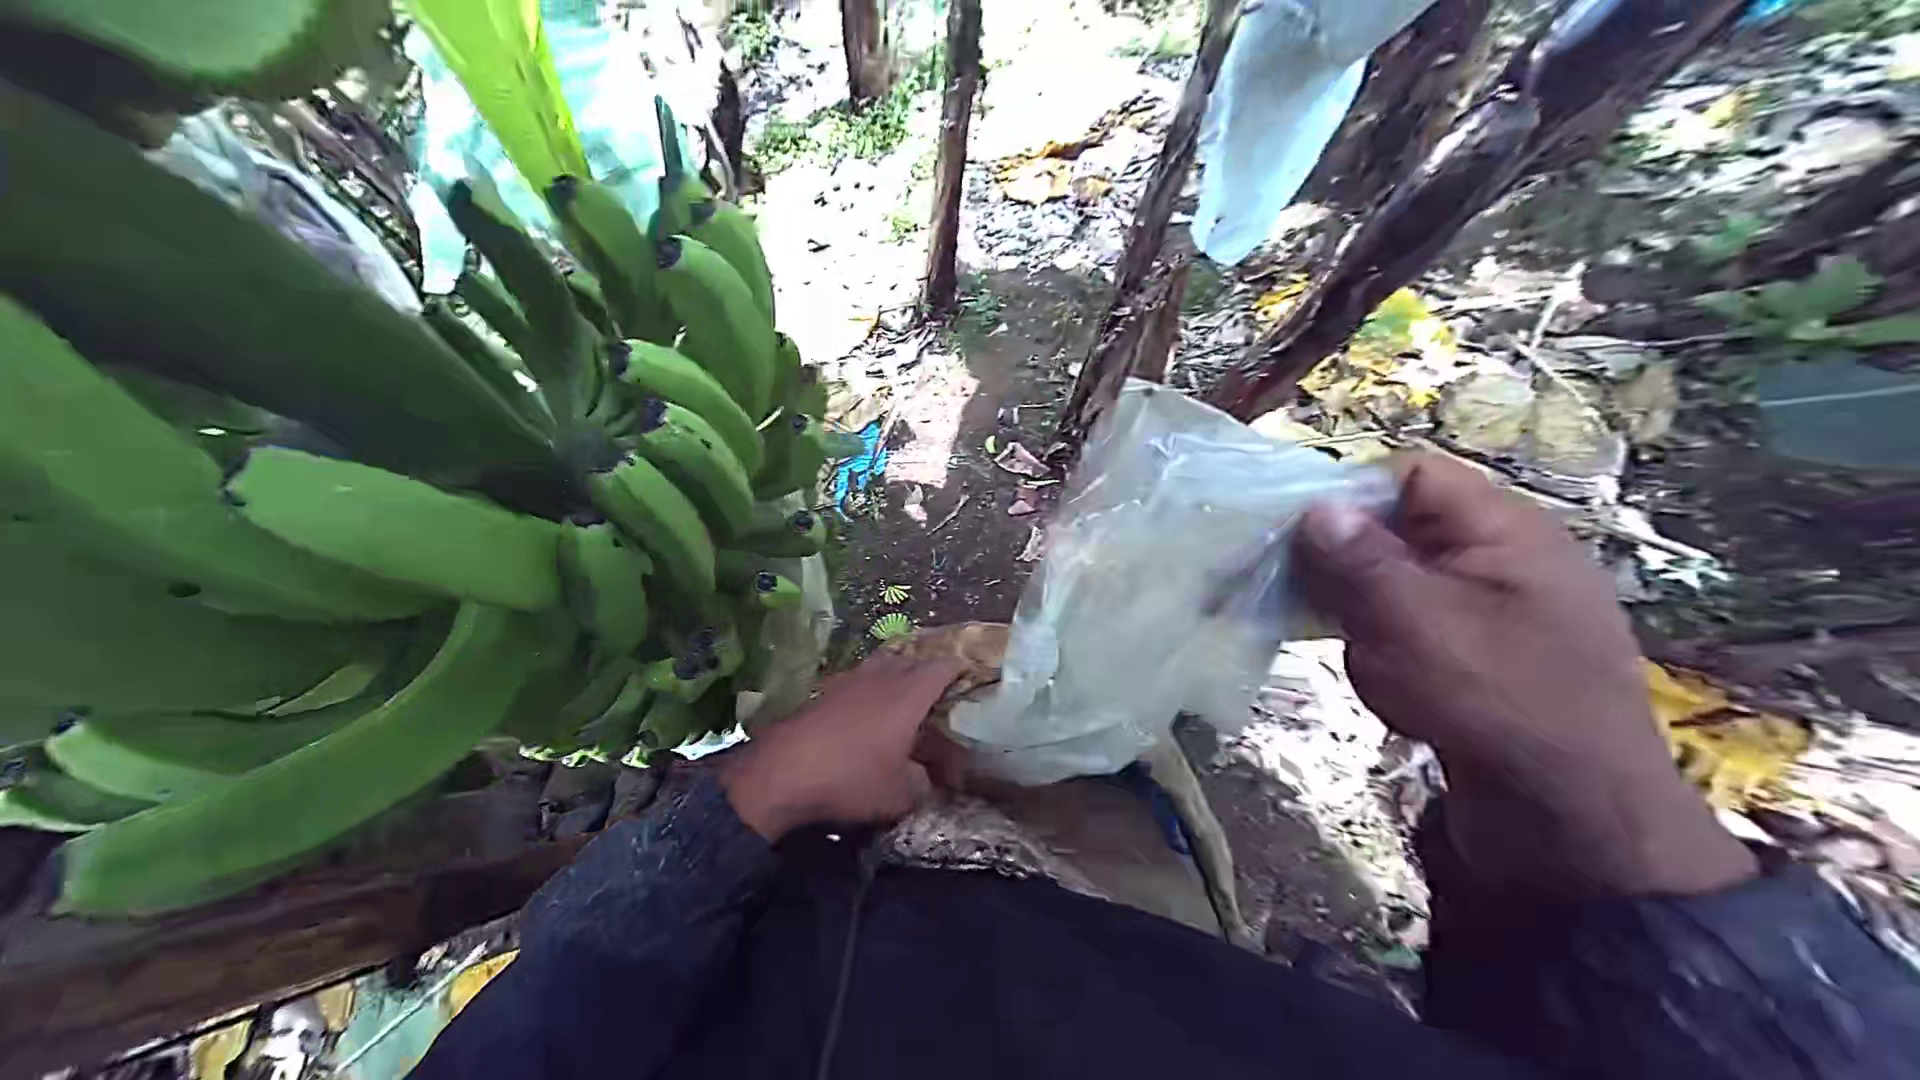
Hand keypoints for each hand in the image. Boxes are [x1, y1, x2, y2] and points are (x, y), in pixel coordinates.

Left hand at [720, 652, 966, 840]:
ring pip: (882, 663)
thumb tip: (932, 776)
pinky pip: (858, 678)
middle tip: (942, 683)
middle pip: (912, 657)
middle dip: (930, 666)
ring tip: (905, 688)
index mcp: (909, 693)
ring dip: (897, 670)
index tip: (971, 673)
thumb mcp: (901, 794)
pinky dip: (870, 685)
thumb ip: (925, 782)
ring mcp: (850, 680)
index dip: (960, 667)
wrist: (782, 772)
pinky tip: (866, 705)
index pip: (943, 666)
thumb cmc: (852, 779)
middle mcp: (882, 677)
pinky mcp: (824, 691)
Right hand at [1297, 454, 1754, 898]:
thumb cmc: (1494, 701)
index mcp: (1503, 530)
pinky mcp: (1476, 647)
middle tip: (1306, 591)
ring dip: (1360, 602)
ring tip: (1350, 642)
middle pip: (1400, 524)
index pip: (1412, 475)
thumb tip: (1317, 506)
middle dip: (1346, 557)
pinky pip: (1412, 616)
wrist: (1570, 817)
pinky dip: (1380, 631)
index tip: (1299, 534)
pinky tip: (1375, 666)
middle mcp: (1500, 556)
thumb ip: (1360, 560)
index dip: (1351, 493)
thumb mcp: (1414, 621)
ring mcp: (1489, 605)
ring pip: (1397, 574)